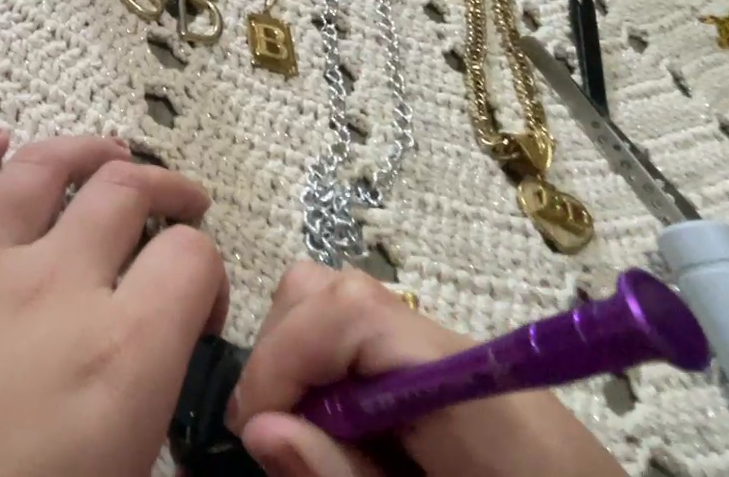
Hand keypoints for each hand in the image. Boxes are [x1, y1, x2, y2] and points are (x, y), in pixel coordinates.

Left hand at [0, 132, 228, 476]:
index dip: (209, 271)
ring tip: (110, 151)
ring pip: (43, 167)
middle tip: (180, 200)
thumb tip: (160, 418)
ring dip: (85, 149)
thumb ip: (147, 433)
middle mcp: (56, 284)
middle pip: (125, 191)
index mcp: (119, 351)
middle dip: (165, 186)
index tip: (197, 305)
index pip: (191, 260)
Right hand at [229, 262, 624, 476]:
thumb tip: (256, 429)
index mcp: (475, 393)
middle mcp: (459, 354)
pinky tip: (340, 434)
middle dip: (284, 353)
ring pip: (338, 305)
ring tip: (308, 436)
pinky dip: (325, 373)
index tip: (253, 428)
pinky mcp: (445, 378)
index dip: (285, 355)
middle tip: (276, 437)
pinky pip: (361, 341)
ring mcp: (453, 360)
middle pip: (335, 291)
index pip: (353, 313)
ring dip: (299, 359)